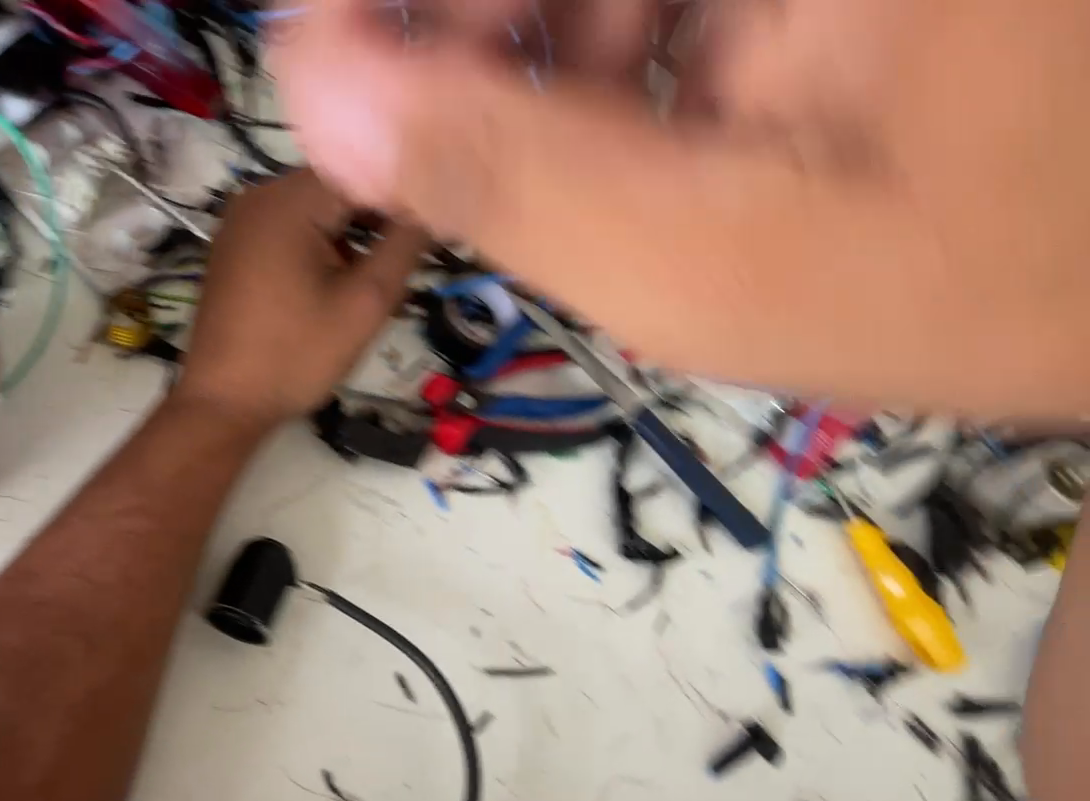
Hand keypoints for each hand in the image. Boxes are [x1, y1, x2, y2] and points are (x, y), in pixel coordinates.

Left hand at [177, 170, 429, 427]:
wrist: (221, 405)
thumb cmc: (293, 358)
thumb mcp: (364, 303)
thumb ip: (405, 244)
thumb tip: (433, 203)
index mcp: (287, 200)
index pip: (367, 170)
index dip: (407, 193)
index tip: (437, 223)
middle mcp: (257, 196)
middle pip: (339, 186)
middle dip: (377, 216)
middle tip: (409, 255)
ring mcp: (239, 223)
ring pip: (315, 210)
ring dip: (349, 234)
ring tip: (373, 276)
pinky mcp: (233, 250)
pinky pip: (289, 230)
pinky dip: (319, 246)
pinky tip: (336, 282)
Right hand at [272, 0, 1089, 416]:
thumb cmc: (976, 281)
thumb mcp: (701, 263)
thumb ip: (498, 174)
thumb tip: (317, 91)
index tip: (323, 54)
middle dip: (467, 23)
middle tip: (424, 126)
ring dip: (530, 43)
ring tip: (552, 153)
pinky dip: (600, 45)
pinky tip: (623, 121)